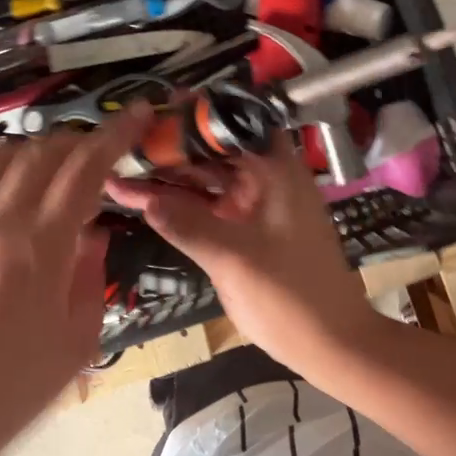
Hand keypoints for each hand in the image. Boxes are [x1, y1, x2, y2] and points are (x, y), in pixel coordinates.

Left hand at [0, 110, 147, 455]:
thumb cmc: (11, 395)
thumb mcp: (77, 341)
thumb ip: (91, 275)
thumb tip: (92, 234)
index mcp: (37, 243)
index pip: (85, 167)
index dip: (117, 134)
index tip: (141, 112)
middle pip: (41, 152)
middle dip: (79, 141)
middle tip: (103, 151)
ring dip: (32, 152)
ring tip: (54, 167)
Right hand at [104, 135, 379, 369]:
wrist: (333, 344)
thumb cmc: (290, 296)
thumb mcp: (233, 259)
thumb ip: (187, 225)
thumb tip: (144, 200)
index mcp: (275, 170)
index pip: (231, 124)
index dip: (193, 115)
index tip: (155, 111)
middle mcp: (268, 178)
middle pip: (215, 150)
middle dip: (172, 148)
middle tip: (125, 142)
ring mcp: (259, 204)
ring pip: (209, 179)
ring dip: (170, 178)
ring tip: (121, 169)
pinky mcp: (251, 228)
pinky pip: (212, 205)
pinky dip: (183, 204)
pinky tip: (145, 202)